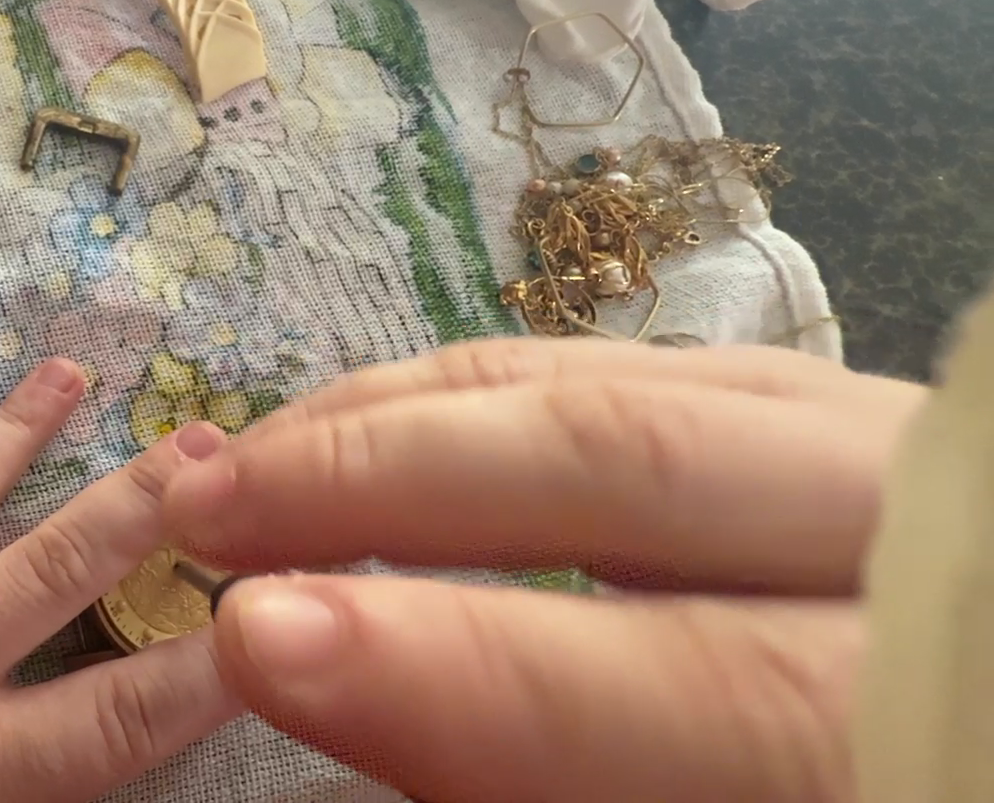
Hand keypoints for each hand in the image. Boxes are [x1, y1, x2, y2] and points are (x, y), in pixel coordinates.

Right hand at [161, 338, 927, 802]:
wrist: (951, 708)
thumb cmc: (797, 781)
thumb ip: (532, 775)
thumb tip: (312, 668)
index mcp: (955, 719)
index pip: (738, 695)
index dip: (472, 670)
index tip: (257, 639)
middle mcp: (927, 540)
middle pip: (632, 463)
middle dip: (376, 481)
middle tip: (204, 511)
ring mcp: (863, 435)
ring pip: (587, 380)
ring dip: (379, 420)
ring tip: (243, 464)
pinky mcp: (788, 394)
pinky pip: (582, 361)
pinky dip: (439, 388)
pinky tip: (348, 419)